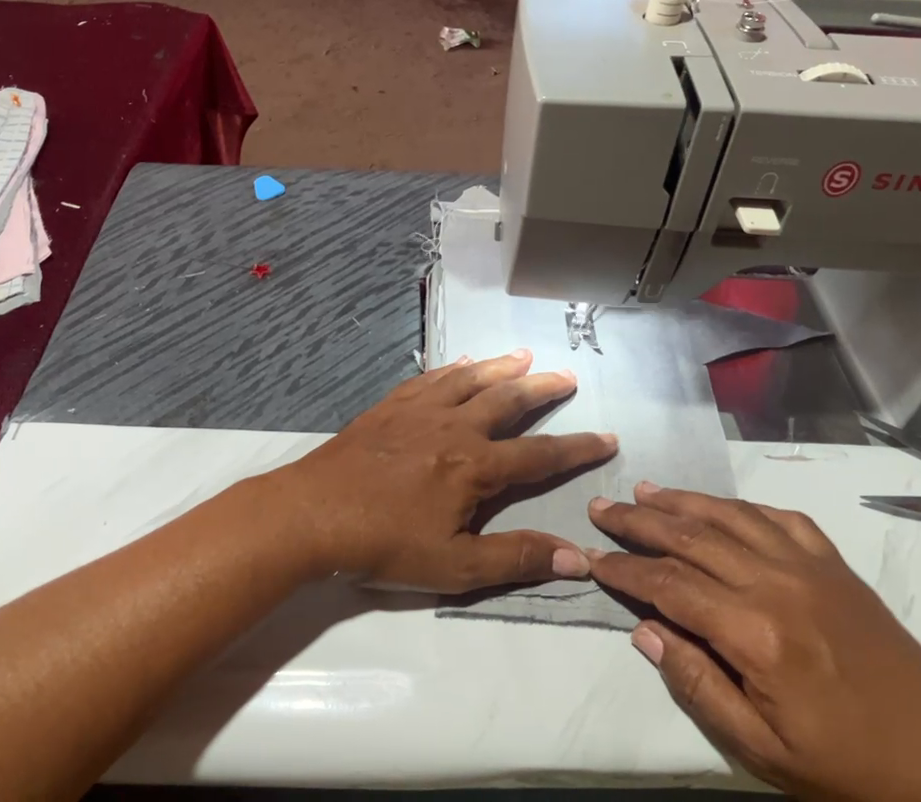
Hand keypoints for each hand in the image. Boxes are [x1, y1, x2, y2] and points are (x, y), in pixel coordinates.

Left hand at [271, 349, 616, 592]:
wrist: (313, 513)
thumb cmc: (385, 544)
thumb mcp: (455, 566)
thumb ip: (516, 558)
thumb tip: (577, 558)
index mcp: (476, 467)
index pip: (540, 454)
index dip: (578, 447)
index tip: (608, 436)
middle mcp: (455, 427)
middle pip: (508, 401)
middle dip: (542, 389)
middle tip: (567, 377)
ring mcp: (419, 411)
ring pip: (470, 380)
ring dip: (500, 367)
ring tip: (523, 355)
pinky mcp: (389, 407)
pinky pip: (429, 379)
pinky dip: (451, 369)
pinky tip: (458, 364)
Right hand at [588, 484, 920, 801]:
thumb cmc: (845, 768)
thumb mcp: (760, 749)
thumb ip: (697, 683)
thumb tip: (643, 630)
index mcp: (755, 633)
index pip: (669, 584)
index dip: (624, 569)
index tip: (590, 558)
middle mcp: (778, 583)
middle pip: (692, 536)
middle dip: (640, 520)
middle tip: (602, 507)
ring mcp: (811, 567)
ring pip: (731, 517)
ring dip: (683, 501)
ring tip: (645, 490)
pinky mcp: (836, 566)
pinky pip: (780, 518)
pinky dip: (742, 507)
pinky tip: (721, 507)